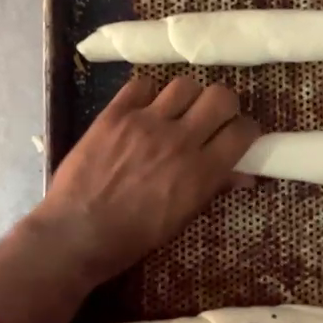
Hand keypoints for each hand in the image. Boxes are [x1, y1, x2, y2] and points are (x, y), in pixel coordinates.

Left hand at [30, 75, 259, 285]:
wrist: (76, 234)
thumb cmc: (133, 237)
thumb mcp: (182, 218)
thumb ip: (214, 188)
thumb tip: (245, 175)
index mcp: (201, 172)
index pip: (242, 131)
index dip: (246, 129)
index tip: (238, 134)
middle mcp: (179, 141)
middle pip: (220, 96)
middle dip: (223, 105)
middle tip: (212, 117)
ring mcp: (146, 123)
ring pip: (184, 85)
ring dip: (186, 97)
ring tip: (176, 111)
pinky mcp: (115, 114)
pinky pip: (142, 85)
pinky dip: (147, 94)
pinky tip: (143, 109)